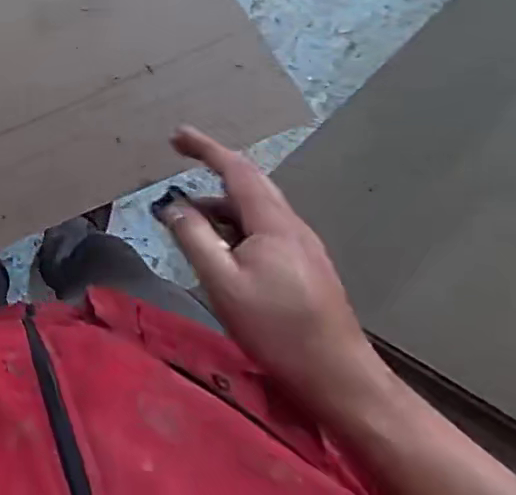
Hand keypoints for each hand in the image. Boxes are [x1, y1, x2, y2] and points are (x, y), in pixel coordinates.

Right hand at [155, 126, 385, 412]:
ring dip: (219, 203)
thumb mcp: (222, 282)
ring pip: (255, 210)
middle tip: (180, 154)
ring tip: (186, 216)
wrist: (342, 381)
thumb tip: (173, 207)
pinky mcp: (305, 268)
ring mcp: (303, 249)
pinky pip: (262, 229)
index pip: (238, 171)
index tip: (177, 134)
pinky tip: (217, 245)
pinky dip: (233, 223)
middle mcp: (293, 228)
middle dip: (214, 165)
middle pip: (251, 185)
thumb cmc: (277, 329)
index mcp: (274, 225)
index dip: (206, 149)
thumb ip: (194, 238)